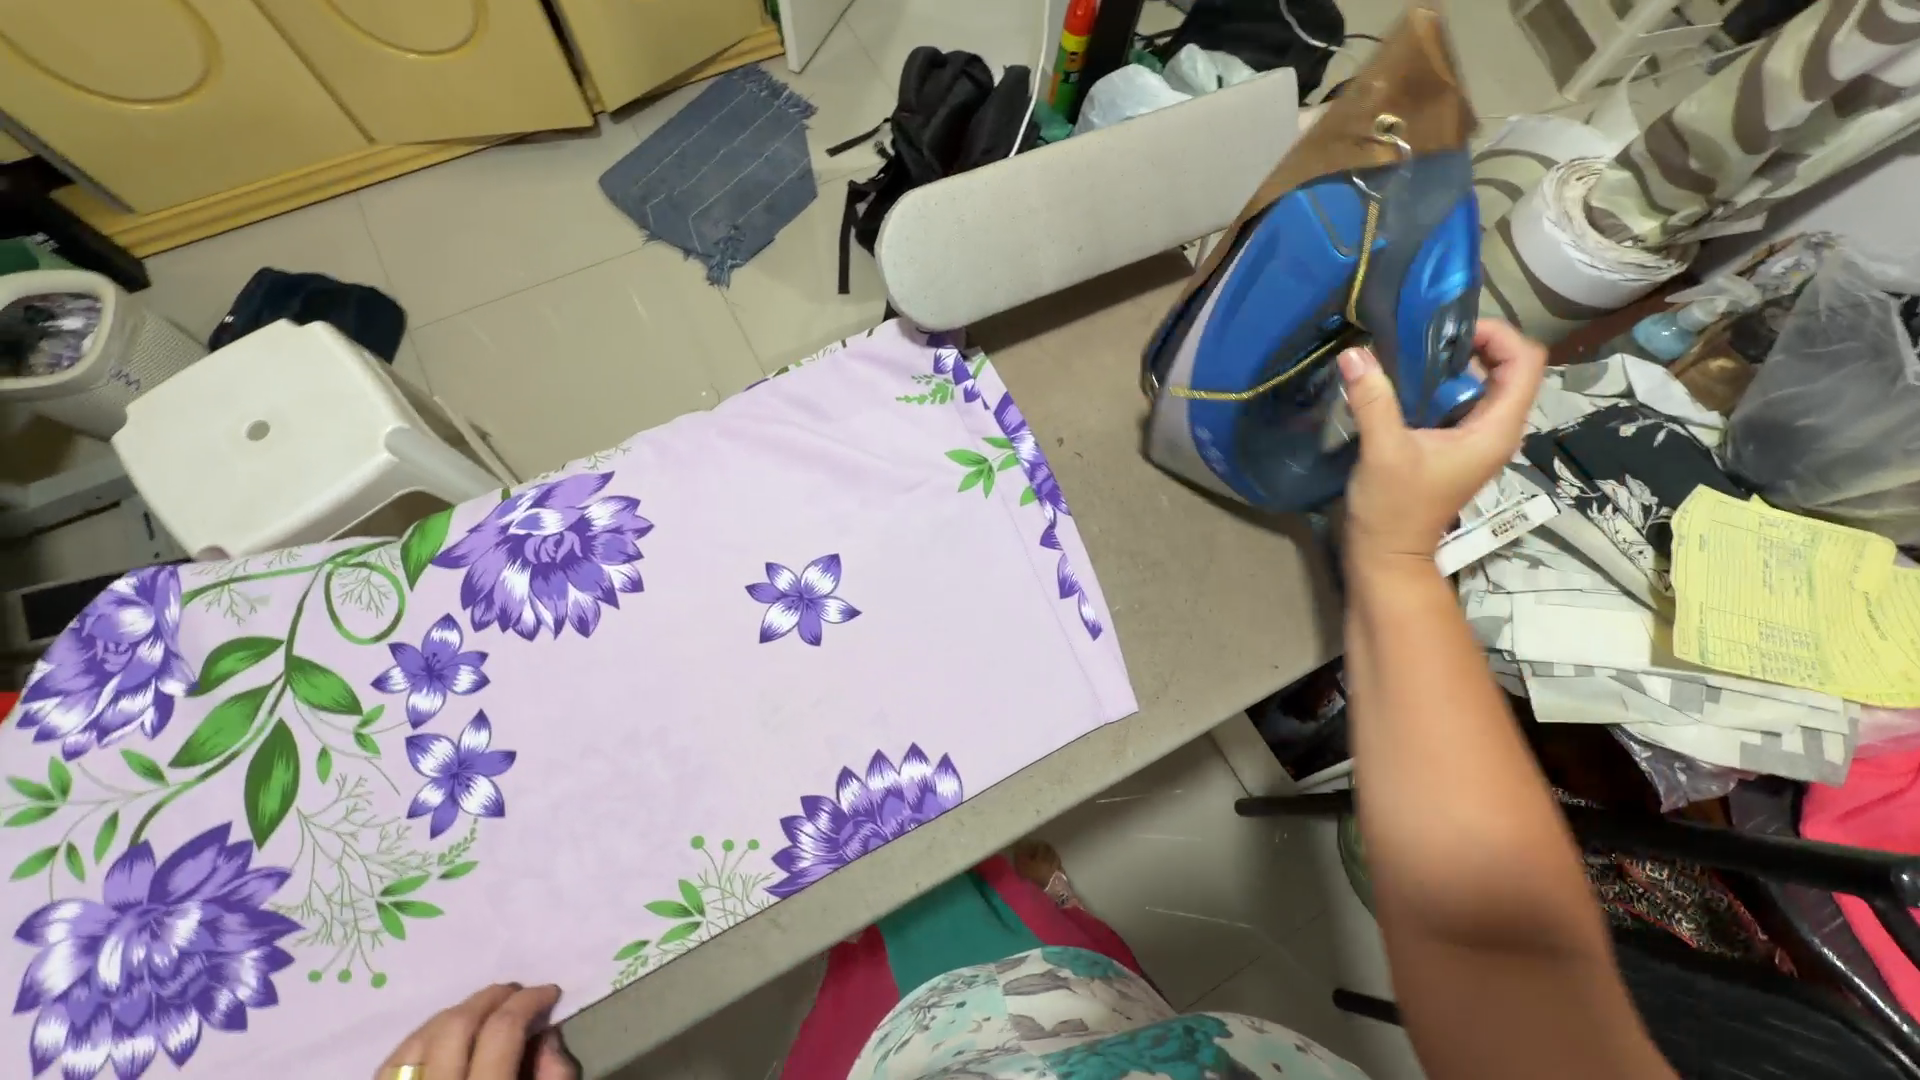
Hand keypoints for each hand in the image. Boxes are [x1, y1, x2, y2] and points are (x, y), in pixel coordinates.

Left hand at [376, 983, 578, 1079]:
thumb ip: (553, 1078)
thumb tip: (547, 1035)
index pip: (502, 1031)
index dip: (530, 1001)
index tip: (550, 992)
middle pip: (457, 1025)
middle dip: (492, 997)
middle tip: (517, 993)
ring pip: (419, 1037)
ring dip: (455, 1012)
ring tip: (482, 1011)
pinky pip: (390, 1061)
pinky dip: (420, 1037)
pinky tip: (441, 1035)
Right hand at [1337, 319, 1546, 568]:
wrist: (1386, 554)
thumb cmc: (1394, 508)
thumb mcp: (1383, 451)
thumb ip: (1372, 400)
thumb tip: (1354, 353)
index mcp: (1495, 429)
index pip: (1525, 362)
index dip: (1497, 336)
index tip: (1450, 331)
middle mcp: (1495, 430)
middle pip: (1505, 368)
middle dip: (1469, 346)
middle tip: (1420, 339)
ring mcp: (1475, 440)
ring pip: (1479, 385)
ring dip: (1449, 366)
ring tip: (1407, 357)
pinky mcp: (1452, 446)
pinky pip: (1457, 403)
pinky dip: (1436, 387)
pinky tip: (1402, 386)